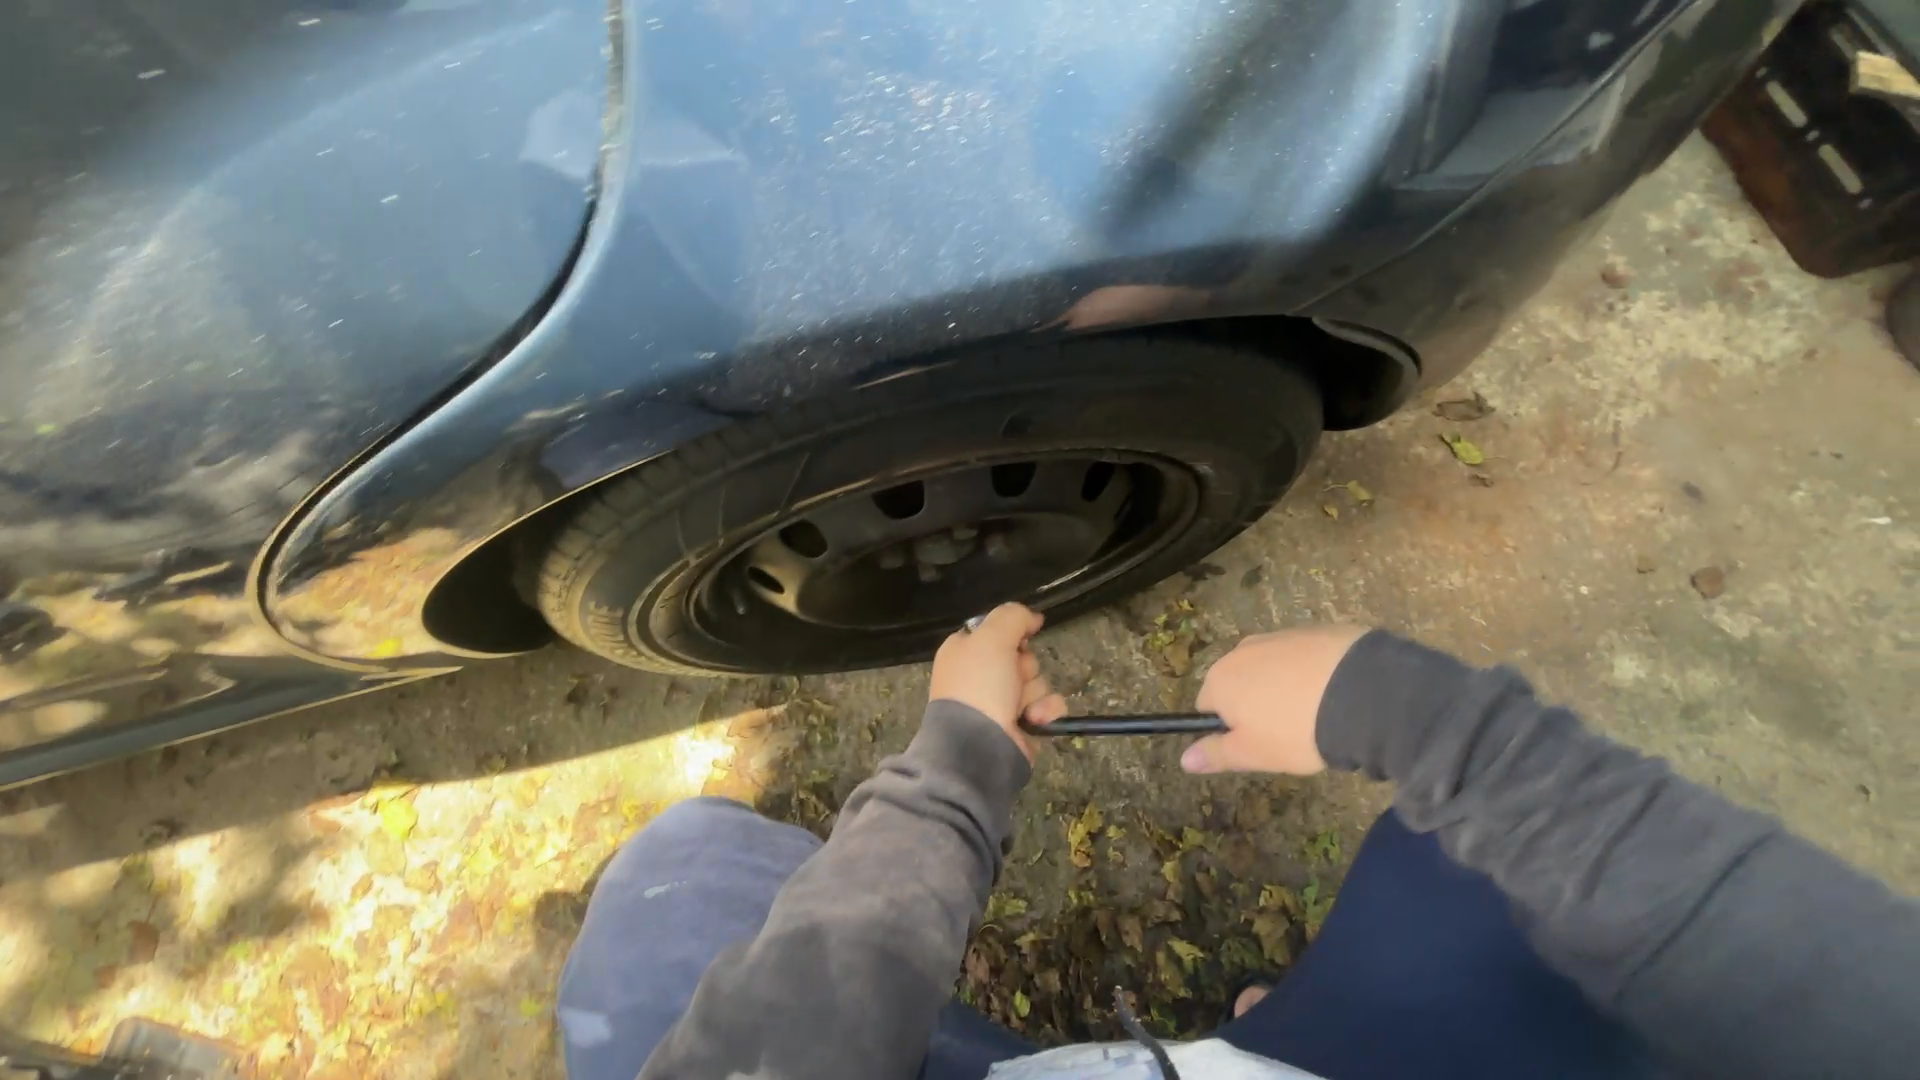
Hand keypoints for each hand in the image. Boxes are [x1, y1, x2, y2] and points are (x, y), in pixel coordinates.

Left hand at [929, 603, 1068, 760]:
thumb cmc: (979, 685)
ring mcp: (1001, 702)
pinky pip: (1047, 705)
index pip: (997, 632)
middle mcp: (981, 676)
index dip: (1012, 634)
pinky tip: (1035, 718)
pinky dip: (1046, 710)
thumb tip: (1033, 617)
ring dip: (1035, 691)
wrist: (980, 746)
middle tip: (1012, 678)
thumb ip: (1013, 616)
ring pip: (1037, 680)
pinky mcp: (1021, 724)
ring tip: (1020, 706)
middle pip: (1022, 656)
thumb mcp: (991, 637)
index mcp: (965, 652)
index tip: (1018, 640)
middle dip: (1024, 666)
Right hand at [1183, 624, 1369, 774]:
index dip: (1229, 728)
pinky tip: (1334, 693)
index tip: (1256, 744)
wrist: (1361, 694)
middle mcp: (1241, 652)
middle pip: (1238, 682)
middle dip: (1255, 704)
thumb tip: (1184, 759)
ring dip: (1283, 687)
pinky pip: (1302, 656)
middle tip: (1286, 733)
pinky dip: (1310, 672)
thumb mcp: (1254, 753)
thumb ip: (1216, 754)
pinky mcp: (1314, 630)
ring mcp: (1278, 637)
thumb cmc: (1296, 731)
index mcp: (1220, 681)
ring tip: (1314, 714)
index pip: (1207, 705)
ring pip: (1270, 668)